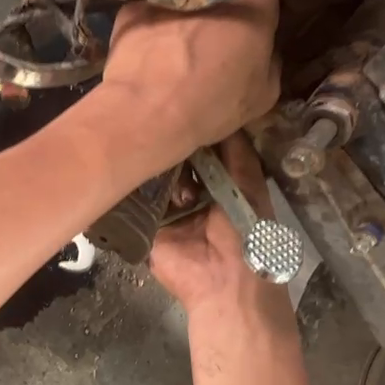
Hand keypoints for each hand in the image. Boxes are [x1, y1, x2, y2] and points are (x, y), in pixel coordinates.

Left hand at [98, 0, 280, 157]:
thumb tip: (262, 56)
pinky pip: (143, 15)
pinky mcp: (132, 10)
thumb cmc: (211, 108)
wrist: (147, 116)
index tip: (241, 40)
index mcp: (253, 5)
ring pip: (178, 0)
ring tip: (167, 55)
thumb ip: (268, 66)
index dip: (251, 19)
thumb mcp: (261, 97)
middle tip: (202, 47)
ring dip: (177, 19)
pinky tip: (139, 57)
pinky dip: (143, 30)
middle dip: (213, 13)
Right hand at [148, 134, 292, 327]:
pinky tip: (136, 169)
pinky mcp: (150, 225)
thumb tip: (221, 115)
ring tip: (153, 151)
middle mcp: (197, 193)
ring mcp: (171, 210)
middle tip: (162, 122)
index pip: (207, 150)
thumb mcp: (248, 184)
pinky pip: (141, 202)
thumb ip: (235, 152)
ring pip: (159, 178)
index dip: (199, 129)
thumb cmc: (247, 231)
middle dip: (174, 147)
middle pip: (180, 162)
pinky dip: (139, 188)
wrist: (224, 280)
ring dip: (158, 166)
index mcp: (224, 183)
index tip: (186, 103)